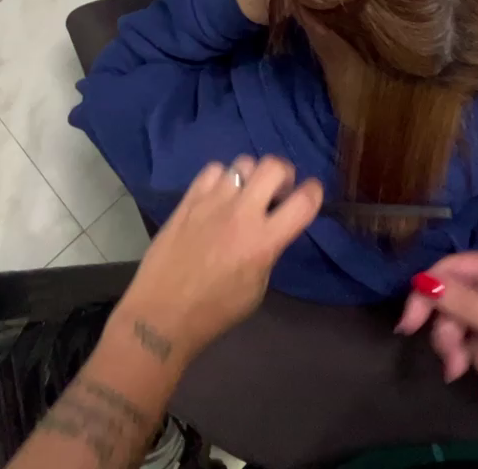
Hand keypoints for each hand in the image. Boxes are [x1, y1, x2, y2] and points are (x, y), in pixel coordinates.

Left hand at [114, 155, 322, 365]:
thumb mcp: (257, 287)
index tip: (311, 192)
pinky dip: (222, 177)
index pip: (303, 202)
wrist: (162, 313)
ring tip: (245, 192)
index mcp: (263, 242)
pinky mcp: (189, 199)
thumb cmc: (215, 311)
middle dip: (284, 173)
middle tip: (278, 189)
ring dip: (251, 175)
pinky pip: (213, 170)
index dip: (314, 191)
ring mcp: (212, 202)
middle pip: (273, 167)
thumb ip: (269, 250)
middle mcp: (241, 214)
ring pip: (243, 162)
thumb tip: (272, 227)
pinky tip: (219, 195)